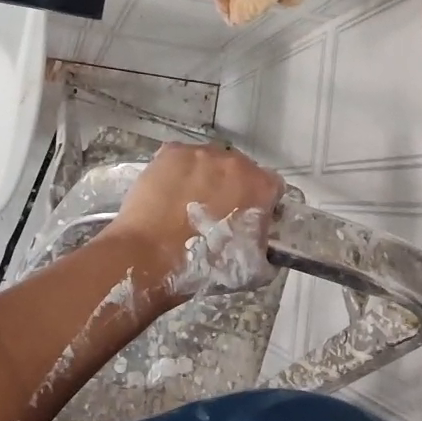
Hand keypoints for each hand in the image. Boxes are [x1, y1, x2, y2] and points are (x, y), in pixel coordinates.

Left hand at [104, 142, 282, 295]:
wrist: (149, 257)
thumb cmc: (204, 268)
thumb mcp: (252, 269)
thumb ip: (266, 246)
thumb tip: (263, 237)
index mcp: (261, 187)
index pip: (272, 187)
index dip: (262, 203)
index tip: (248, 218)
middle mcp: (235, 161)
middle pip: (240, 169)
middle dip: (232, 187)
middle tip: (215, 213)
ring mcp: (201, 153)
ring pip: (210, 161)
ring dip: (205, 177)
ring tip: (186, 204)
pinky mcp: (172, 152)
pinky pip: (182, 158)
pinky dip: (178, 172)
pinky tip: (168, 194)